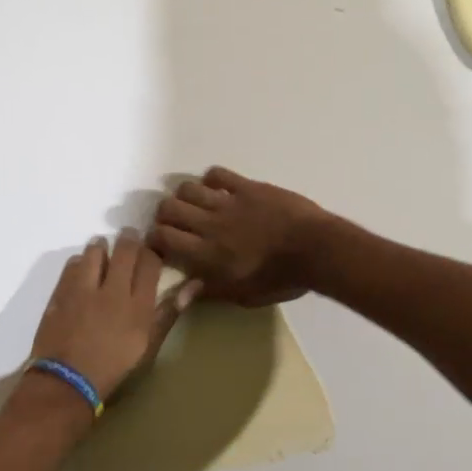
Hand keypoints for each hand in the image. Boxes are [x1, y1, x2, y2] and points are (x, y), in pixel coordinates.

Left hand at [28, 231, 180, 399]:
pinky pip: (73, 264)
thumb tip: (195, 284)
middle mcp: (113, 289)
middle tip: (130, 237)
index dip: (152, 251)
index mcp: (139, 304)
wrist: (68, 381)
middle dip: (129, 239)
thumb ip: (169, 311)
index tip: (150, 250)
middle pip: (125, 249)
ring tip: (104, 250)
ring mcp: (84, 288)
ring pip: (96, 250)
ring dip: (102, 246)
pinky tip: (84, 269)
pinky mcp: (61, 291)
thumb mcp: (149, 344)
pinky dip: (81, 261)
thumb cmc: (115, 368)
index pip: (150, 262)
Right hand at [148, 166, 329, 306]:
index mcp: (207, 254)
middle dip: (165, 215)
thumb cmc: (281, 279)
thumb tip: (179, 296)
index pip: (164, 238)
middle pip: (169, 208)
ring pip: (188, 189)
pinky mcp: (247, 186)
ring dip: (185, 196)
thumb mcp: (244, 296)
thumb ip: (209, 291)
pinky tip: (218, 188)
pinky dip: (211, 179)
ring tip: (194, 204)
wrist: (317, 250)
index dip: (155, 238)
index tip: (160, 243)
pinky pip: (218, 174)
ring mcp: (228, 202)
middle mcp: (210, 224)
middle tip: (175, 222)